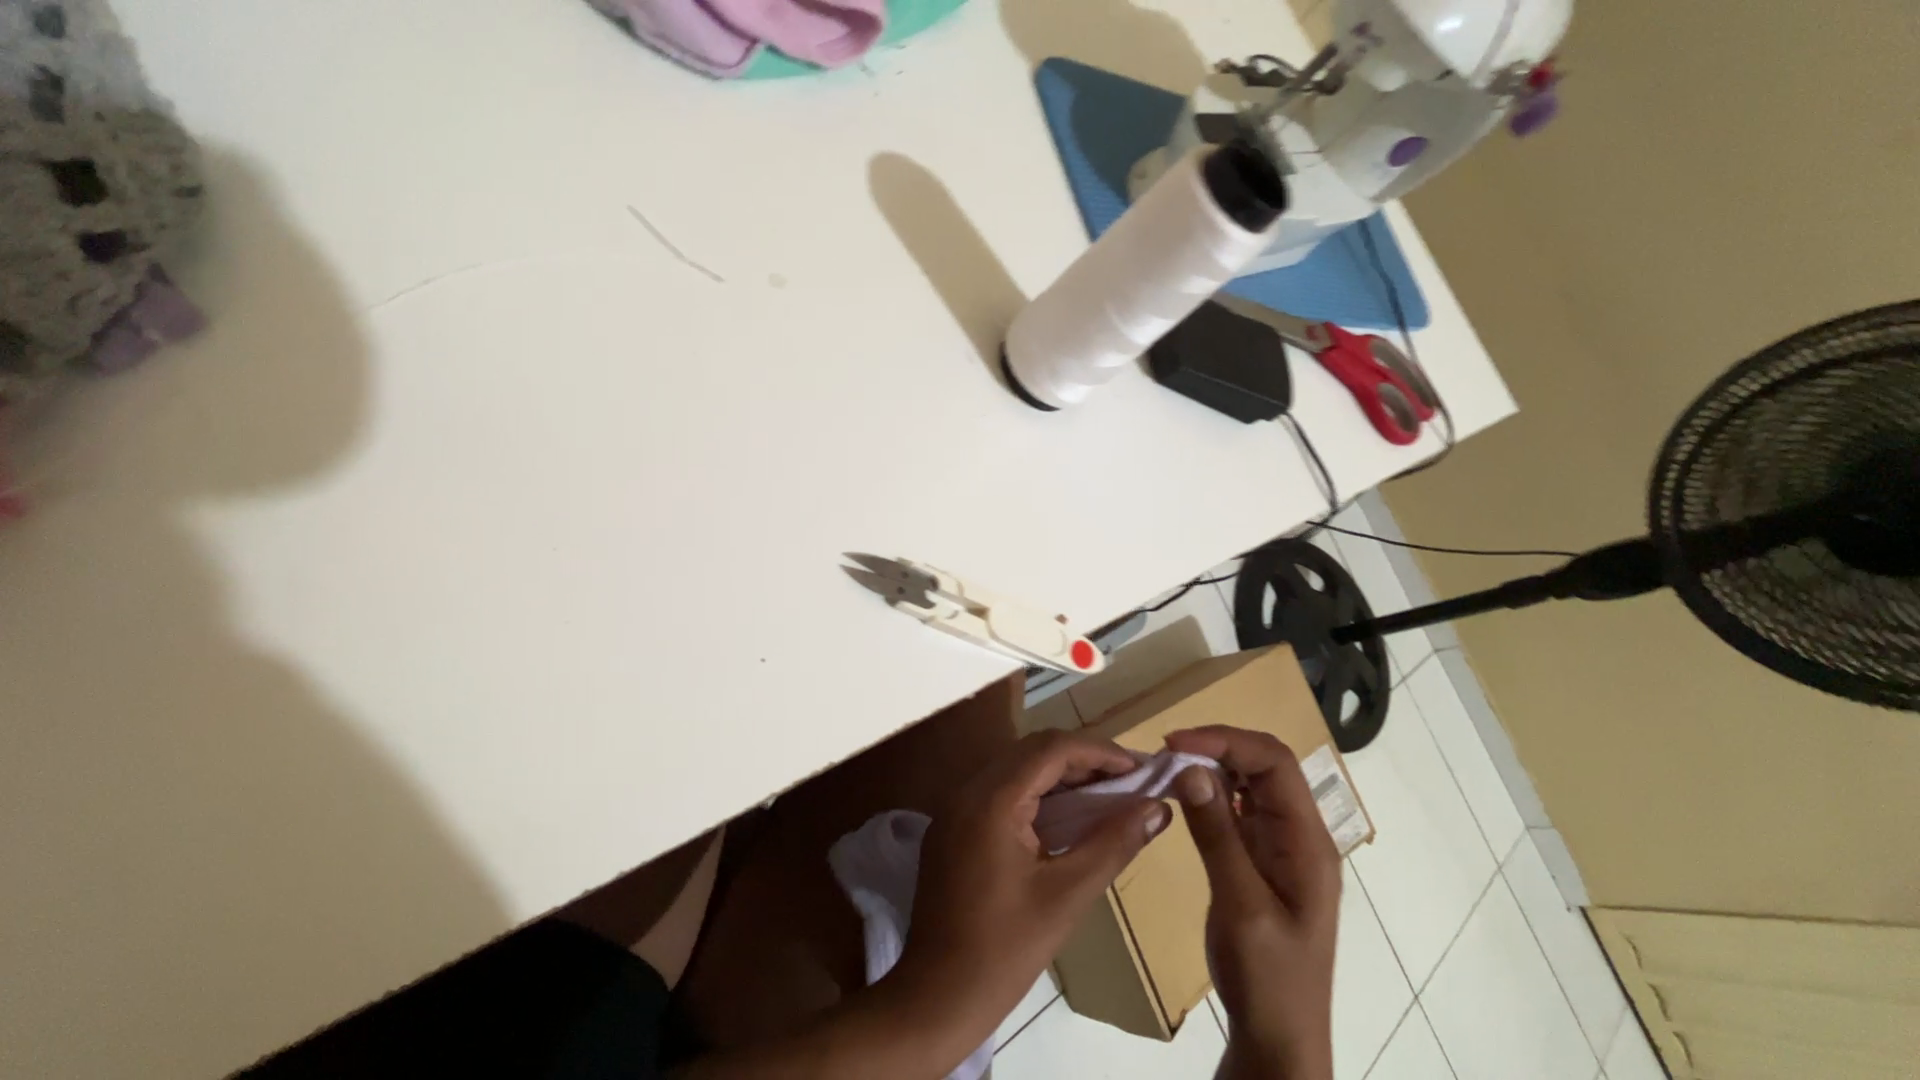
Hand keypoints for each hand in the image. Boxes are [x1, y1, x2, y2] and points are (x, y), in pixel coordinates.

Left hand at [901, 731, 1172, 1029]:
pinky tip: (1066, 820)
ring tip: (1107, 798)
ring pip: (1015, 771)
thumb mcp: (1068, 895)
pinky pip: (999, 794)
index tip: (1141, 769)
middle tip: (1129, 782)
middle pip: (1031, 753)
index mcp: (991, 800)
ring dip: (1060, 778)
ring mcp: (953, 811)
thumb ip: (1114, 844)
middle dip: (1083, 761)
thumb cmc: (1005, 949)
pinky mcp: (951, 831)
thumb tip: (1158, 808)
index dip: (1100, 752)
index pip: (1051, 748)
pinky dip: (1036, 797)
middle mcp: (967, 792)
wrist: (936, 996)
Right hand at [1166, 727, 1340, 1079]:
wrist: (1280, 1038)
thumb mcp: (1241, 905)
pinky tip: (1185, 797)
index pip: (1275, 764)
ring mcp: (1282, 850)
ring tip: (1169, 767)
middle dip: (1219, 748)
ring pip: (1252, 787)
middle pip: (1266, 768)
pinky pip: (1241, 814)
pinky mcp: (1263, 865)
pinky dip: (1212, 796)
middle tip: (1166, 752)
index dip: (1226, 741)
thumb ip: (1218, 835)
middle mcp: (1300, 836)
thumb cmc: (1267, 976)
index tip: (1174, 743)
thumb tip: (1191, 768)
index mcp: (1308, 841)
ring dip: (1214, 769)